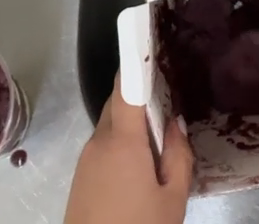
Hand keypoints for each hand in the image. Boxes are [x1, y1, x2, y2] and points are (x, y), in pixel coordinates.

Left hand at [64, 73, 193, 223]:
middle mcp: (98, 142)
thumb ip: (179, 157)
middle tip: (167, 106)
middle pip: (117, 104)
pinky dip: (118, 146)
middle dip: (139, 100)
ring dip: (130, 126)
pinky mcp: (80, 178)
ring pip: (109, 127)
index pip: (125, 86)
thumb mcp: (173, 200)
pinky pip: (102, 148)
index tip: (157, 57)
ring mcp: (85, 160)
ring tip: (157, 143)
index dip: (139, 67)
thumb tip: (176, 123)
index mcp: (122, 140)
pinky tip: (137, 169)